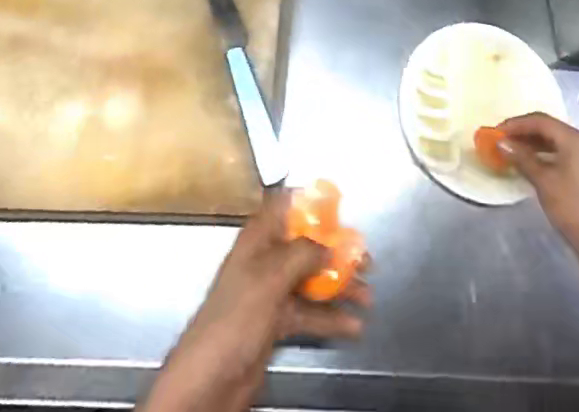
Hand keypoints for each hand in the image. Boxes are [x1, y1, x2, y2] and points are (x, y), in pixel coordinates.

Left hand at [140, 189, 369, 411]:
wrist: (211, 376)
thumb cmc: (236, 316)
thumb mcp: (270, 277)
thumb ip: (303, 254)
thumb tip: (330, 245)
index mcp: (257, 239)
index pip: (284, 206)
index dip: (309, 201)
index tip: (340, 205)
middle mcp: (264, 259)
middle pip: (305, 244)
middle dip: (336, 251)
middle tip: (366, 260)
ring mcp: (270, 292)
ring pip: (311, 279)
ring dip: (340, 286)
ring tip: (367, 296)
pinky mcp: (276, 322)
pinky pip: (309, 312)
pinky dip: (330, 317)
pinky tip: (352, 324)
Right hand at [496, 112, 578, 266]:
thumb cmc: (574, 209)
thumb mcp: (544, 181)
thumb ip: (522, 158)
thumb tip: (501, 143)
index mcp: (575, 139)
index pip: (540, 120)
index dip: (515, 124)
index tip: (494, 132)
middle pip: (548, 129)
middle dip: (522, 133)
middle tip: (500, 142)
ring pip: (554, 142)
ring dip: (531, 145)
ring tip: (510, 154)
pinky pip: (561, 155)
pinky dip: (543, 156)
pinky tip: (529, 166)